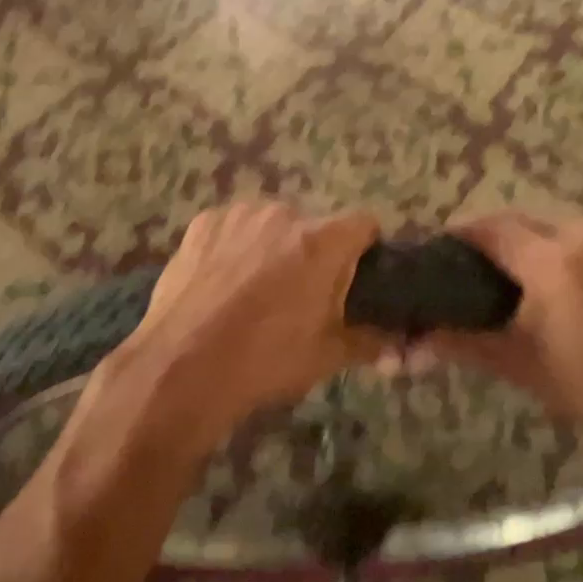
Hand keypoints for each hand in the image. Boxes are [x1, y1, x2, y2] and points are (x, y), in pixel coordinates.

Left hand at [109, 201, 384, 439]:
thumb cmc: (266, 361)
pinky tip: (221, 283)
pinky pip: (232, 228)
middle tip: (301, 298)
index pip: (364, 224)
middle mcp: (283, 214)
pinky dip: (234, 248)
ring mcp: (238, 215)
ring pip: (271, 226)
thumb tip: (399, 344)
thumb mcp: (327, 356)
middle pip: (313, 227)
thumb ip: (370, 340)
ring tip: (254, 293)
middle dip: (313, 255)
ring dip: (272, 248)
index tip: (356, 279)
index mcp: (321, 242)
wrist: (183, 367)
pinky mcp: (202, 224)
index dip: (365, 249)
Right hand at [425, 212, 582, 448]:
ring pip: (557, 225)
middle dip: (495, 234)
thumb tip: (410, 347)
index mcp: (551, 260)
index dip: (461, 232)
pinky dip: (566, 247)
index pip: (491, 229)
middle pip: (523, 220)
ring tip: (516, 270)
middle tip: (473, 261)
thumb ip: (462, 344)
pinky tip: (563, 279)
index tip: (440, 245)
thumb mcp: (519, 364)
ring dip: (532, 238)